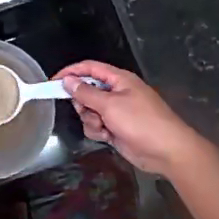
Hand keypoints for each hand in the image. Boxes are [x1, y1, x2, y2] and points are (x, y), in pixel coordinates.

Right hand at [55, 61, 213, 176]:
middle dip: (82, 103)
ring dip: (90, 120)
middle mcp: (116, 92)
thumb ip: (86, 93)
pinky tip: (108, 137)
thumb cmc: (141, 122)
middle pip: (86, 91)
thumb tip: (68, 80)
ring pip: (89, 111)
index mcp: (118, 79)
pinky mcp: (115, 128)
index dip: (70, 73)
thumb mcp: (110, 105)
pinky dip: (98, 131)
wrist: (166, 150)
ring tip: (103, 127)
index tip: (52, 83)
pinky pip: (96, 125)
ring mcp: (116, 111)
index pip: (89, 68)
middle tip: (86, 110)